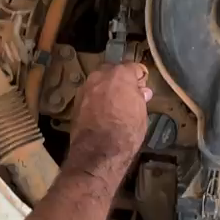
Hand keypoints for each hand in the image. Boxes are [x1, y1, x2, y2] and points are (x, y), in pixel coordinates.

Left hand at [65, 62, 151, 177]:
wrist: (98, 152)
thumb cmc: (126, 131)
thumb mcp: (141, 114)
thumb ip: (140, 99)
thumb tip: (142, 92)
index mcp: (121, 74)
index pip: (134, 67)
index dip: (141, 78)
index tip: (143, 88)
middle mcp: (100, 75)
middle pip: (114, 71)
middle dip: (122, 80)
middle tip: (129, 95)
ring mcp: (86, 87)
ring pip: (100, 82)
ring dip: (107, 88)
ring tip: (114, 104)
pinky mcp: (76, 101)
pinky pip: (90, 94)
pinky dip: (96, 98)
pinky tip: (102, 111)